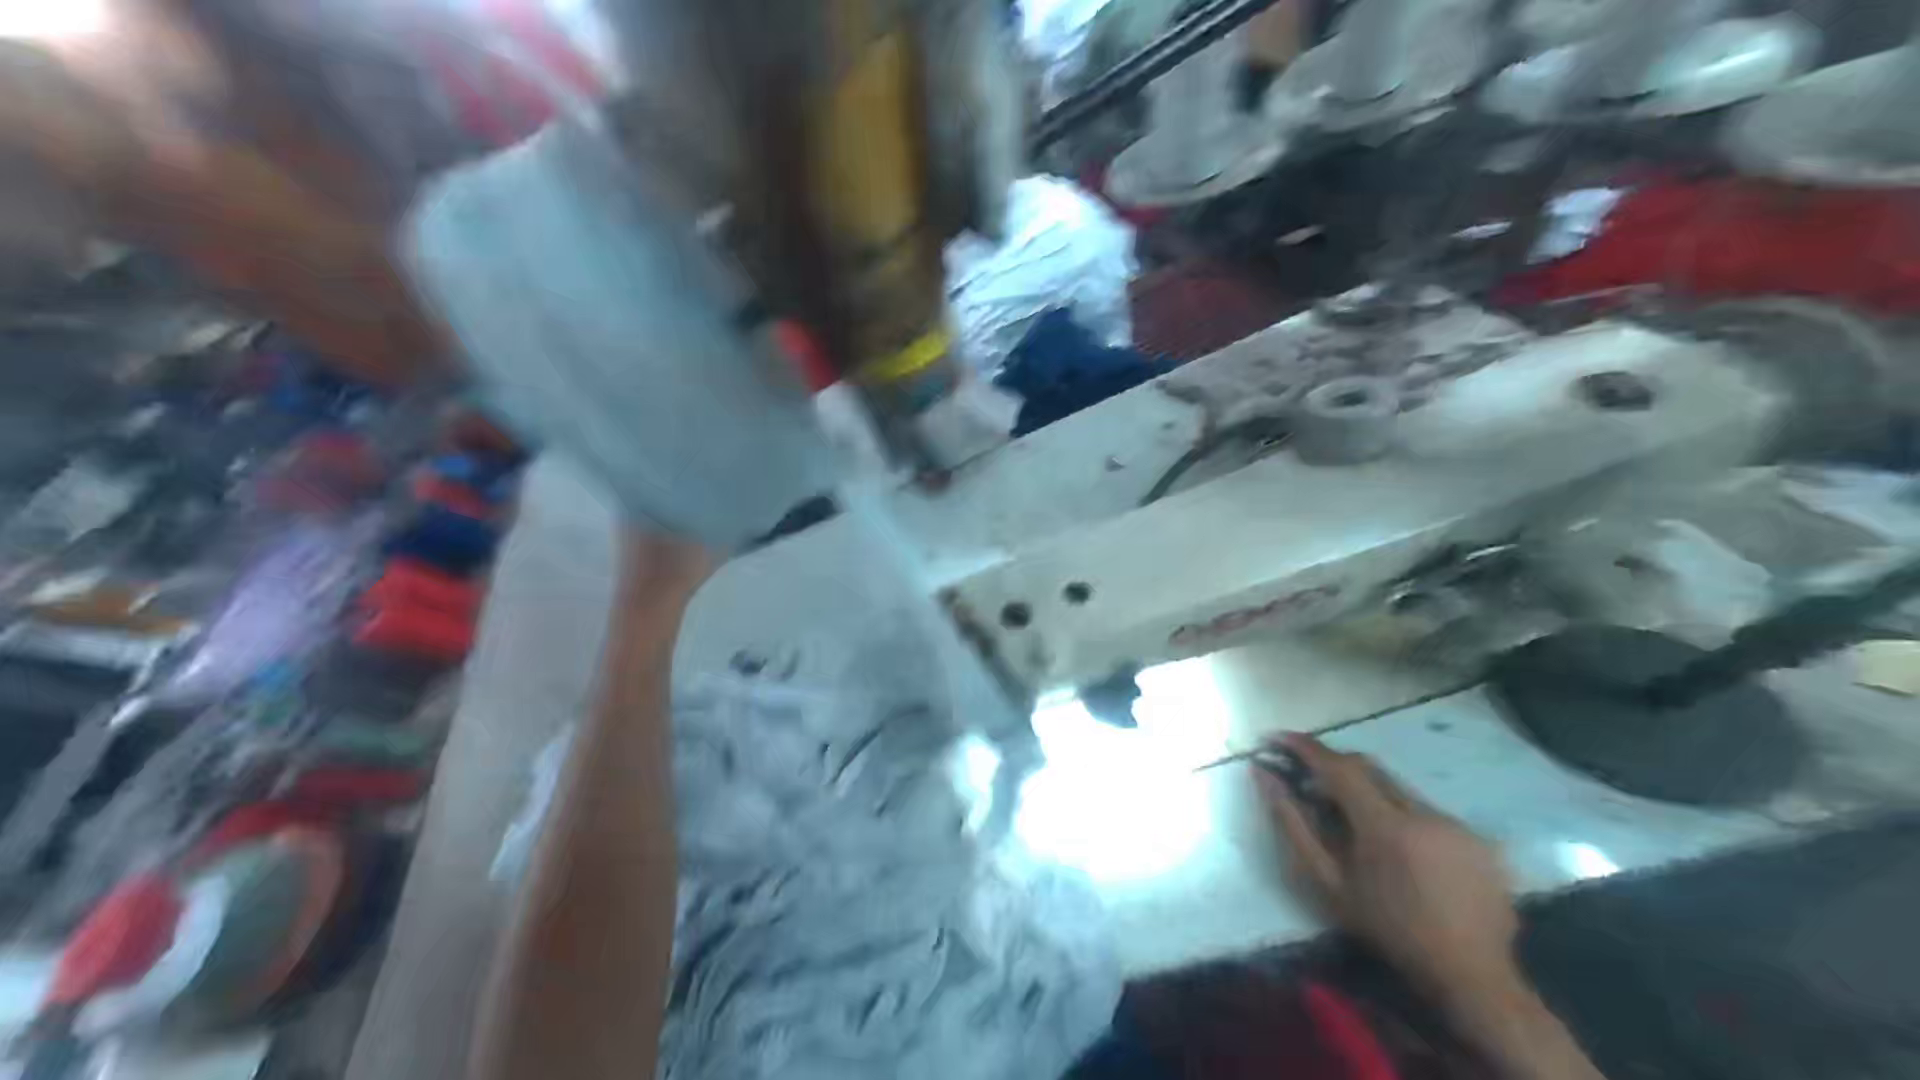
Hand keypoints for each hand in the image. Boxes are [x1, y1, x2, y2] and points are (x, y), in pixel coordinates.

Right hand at [1259, 734, 1518, 1002]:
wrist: (1470, 975)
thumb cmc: (1386, 929)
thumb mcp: (1327, 881)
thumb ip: (1293, 823)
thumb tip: (1263, 775)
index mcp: (1386, 827)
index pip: (1339, 766)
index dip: (1305, 747)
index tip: (1276, 737)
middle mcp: (1425, 813)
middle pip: (1369, 767)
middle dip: (1334, 764)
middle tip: (1308, 778)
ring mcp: (1457, 823)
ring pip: (1398, 786)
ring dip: (1368, 790)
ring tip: (1353, 819)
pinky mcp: (1479, 836)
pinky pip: (1426, 808)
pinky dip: (1400, 812)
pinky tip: (1398, 845)